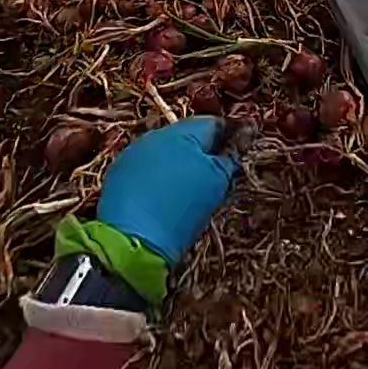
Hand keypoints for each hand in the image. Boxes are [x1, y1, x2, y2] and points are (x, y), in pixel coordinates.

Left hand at [96, 117, 238, 264]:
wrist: (132, 246)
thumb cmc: (182, 209)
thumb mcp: (217, 180)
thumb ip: (233, 151)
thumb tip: (249, 128)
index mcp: (183, 131)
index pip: (215, 123)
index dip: (230, 136)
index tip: (237, 154)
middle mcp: (156, 134)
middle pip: (190, 135)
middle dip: (204, 150)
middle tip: (216, 175)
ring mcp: (133, 153)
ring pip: (167, 150)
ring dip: (180, 161)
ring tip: (189, 188)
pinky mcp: (118, 174)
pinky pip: (147, 166)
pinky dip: (159, 175)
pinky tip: (164, 196)